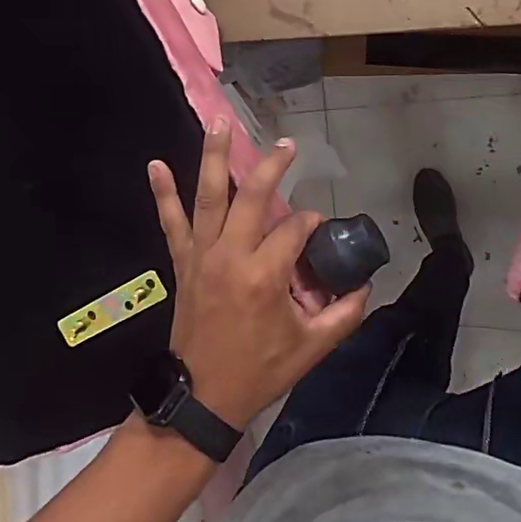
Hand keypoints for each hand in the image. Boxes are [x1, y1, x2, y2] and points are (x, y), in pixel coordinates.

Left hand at [146, 119, 370, 428]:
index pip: (295, 228)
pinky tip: (156, 165)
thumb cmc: (259, 371)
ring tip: (220, 123)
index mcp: (265, 275)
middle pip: (253, 196)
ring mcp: (201, 256)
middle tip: (289, 146)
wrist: (201, 398)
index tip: (320, 232)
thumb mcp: (313, 347)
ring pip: (209, 197)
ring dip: (216, 158)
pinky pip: (171, 222)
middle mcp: (231, 256)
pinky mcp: (182, 263)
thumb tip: (365, 285)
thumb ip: (345, 312)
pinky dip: (163, 193)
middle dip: (273, 167)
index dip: (312, 224)